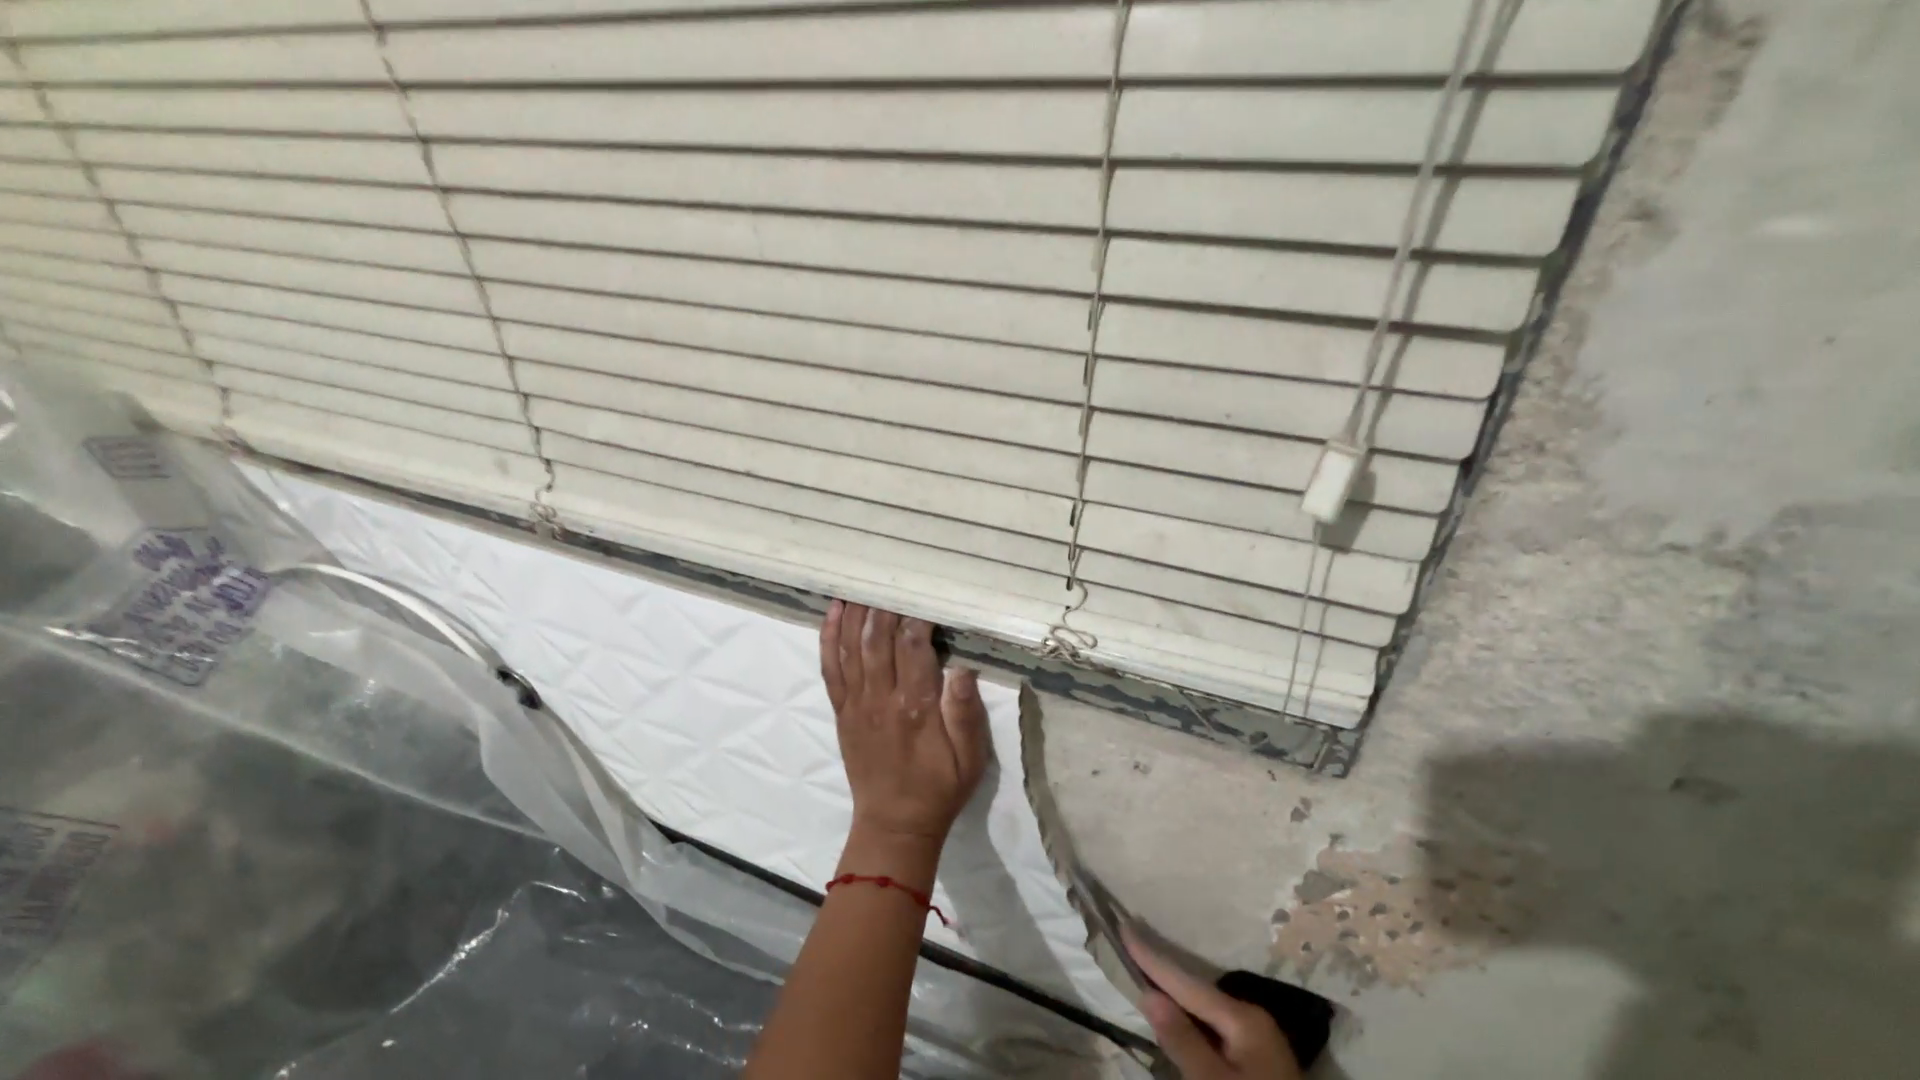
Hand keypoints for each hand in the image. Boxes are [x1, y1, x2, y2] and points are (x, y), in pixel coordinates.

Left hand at [820, 601, 989, 843]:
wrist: (895, 823)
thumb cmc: (940, 788)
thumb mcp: (971, 758)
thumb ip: (965, 712)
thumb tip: (962, 668)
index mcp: (916, 708)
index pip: (913, 647)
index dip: (918, 617)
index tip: (927, 596)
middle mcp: (881, 699)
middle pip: (877, 639)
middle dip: (885, 605)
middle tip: (893, 578)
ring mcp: (857, 704)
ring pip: (851, 647)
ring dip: (856, 612)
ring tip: (863, 581)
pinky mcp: (842, 711)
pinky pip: (831, 668)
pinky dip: (829, 637)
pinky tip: (835, 611)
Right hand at [1126, 930, 1303, 1079]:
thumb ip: (1183, 1041)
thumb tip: (1149, 994)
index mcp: (1244, 1019)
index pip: (1186, 982)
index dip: (1151, 956)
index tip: (1124, 925)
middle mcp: (1252, 1018)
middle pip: (1196, 989)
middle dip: (1161, 969)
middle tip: (1130, 943)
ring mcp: (1256, 1038)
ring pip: (1204, 1007)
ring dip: (1173, 991)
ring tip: (1142, 969)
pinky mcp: (1254, 1058)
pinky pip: (1212, 1025)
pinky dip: (1188, 1016)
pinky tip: (1173, 1012)